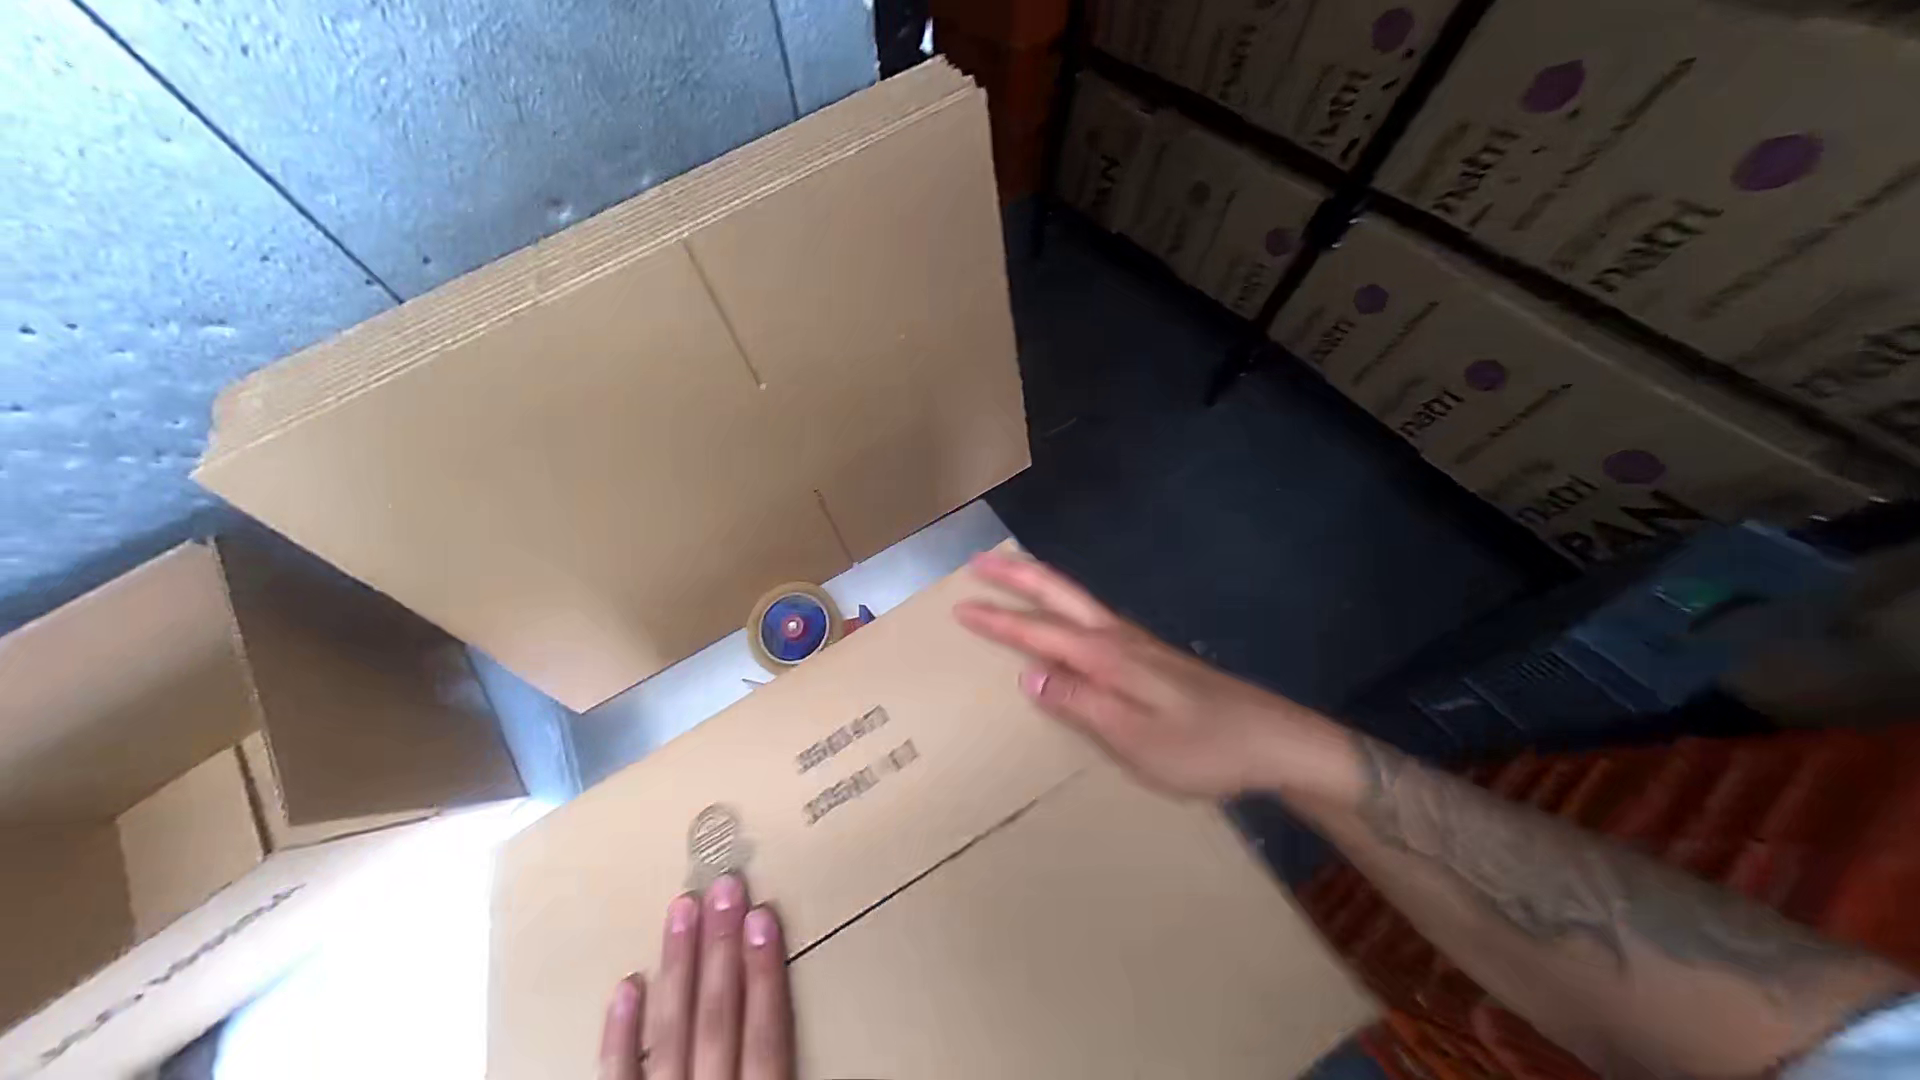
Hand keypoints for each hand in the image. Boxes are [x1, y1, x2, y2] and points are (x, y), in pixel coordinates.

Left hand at [600, 874, 793, 1079]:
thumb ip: (798, 1074)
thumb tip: (839, 1026)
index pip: (766, 1036)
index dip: (765, 972)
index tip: (763, 916)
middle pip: (717, 1018)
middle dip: (721, 948)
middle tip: (725, 888)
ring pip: (670, 1031)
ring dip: (678, 966)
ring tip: (683, 907)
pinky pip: (619, 1077)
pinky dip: (621, 1034)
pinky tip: (629, 983)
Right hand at [953, 550, 1349, 798]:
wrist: (1273, 740)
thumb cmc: (1202, 747)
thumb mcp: (1134, 739)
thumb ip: (1080, 704)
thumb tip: (1027, 677)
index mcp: (1107, 657)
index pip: (1039, 630)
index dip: (998, 619)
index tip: (961, 607)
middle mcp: (1117, 637)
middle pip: (1058, 593)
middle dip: (1016, 574)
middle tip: (979, 560)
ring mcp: (1136, 642)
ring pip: (1076, 599)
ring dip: (1038, 582)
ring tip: (1009, 574)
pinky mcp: (1149, 654)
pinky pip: (1091, 616)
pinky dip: (1062, 603)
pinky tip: (1063, 616)